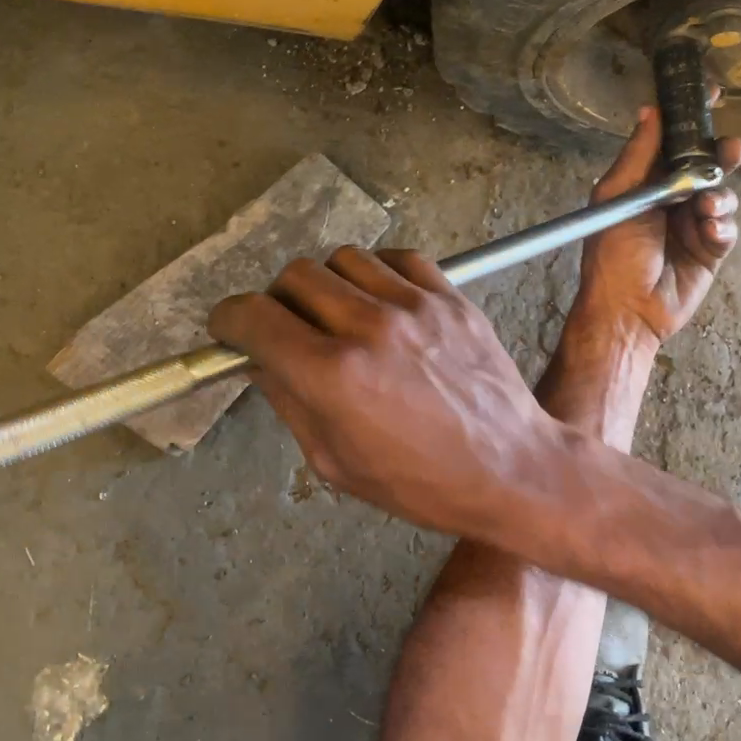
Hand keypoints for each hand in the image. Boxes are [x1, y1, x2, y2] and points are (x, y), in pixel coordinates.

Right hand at [209, 248, 567, 535]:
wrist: (512, 468)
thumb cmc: (421, 483)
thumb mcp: (336, 463)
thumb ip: (289, 402)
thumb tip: (257, 360)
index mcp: (333, 375)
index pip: (254, 316)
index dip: (229, 320)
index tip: (231, 328)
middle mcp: (370, 326)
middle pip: (295, 276)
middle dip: (278, 301)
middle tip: (289, 328)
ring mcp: (415, 305)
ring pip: (344, 258)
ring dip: (328, 283)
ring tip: (340, 314)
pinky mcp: (451, 296)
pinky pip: (398, 257)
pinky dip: (378, 273)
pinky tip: (383, 301)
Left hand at [574, 107, 740, 348]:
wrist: (627, 309)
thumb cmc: (613, 253)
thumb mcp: (618, 197)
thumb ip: (638, 155)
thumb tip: (650, 110)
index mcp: (645, 182)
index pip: (672, 142)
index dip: (691, 120)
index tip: (713, 95)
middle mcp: (672, 198)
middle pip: (706, 164)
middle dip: (721, 155)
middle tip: (731, 150)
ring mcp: (693, 224)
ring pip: (722, 193)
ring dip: (720, 195)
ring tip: (708, 206)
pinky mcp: (711, 250)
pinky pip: (727, 228)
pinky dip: (723, 225)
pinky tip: (711, 231)